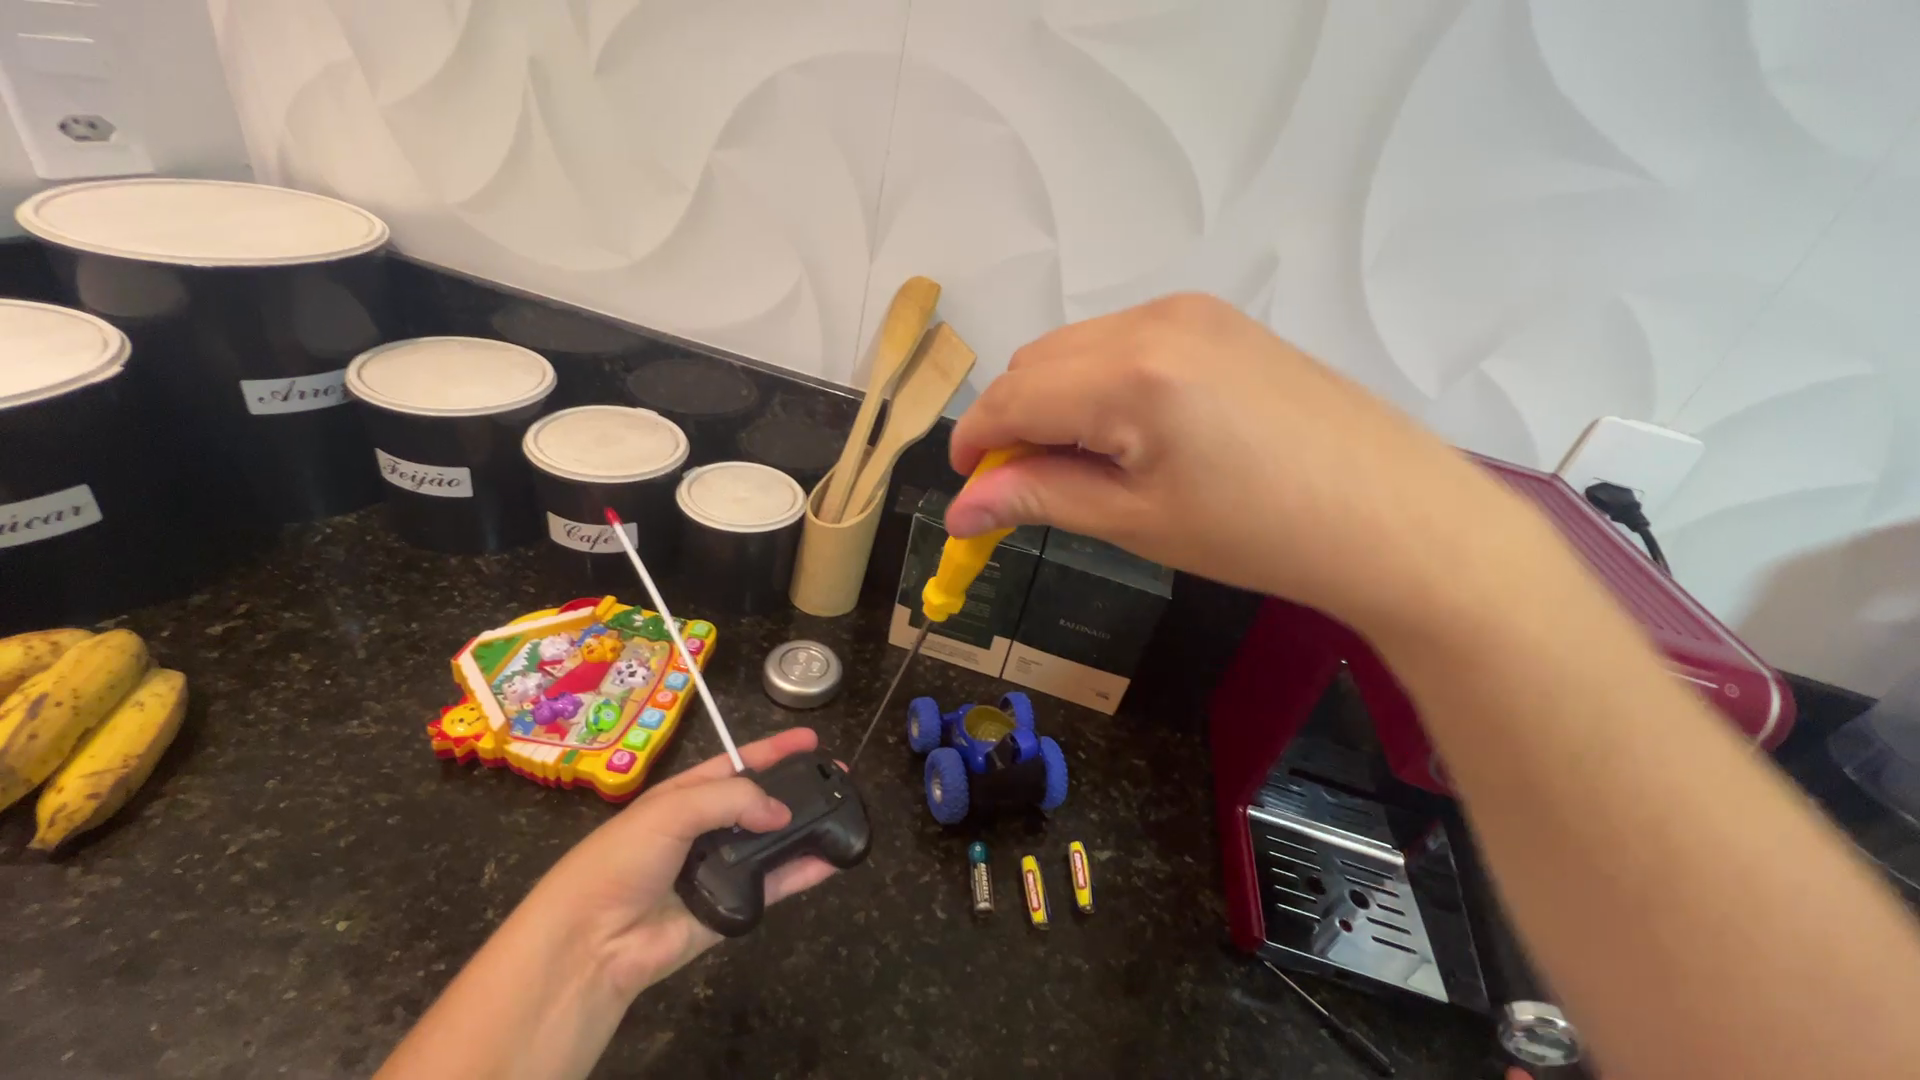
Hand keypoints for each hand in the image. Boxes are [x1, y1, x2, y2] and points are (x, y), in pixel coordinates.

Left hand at [375, 729, 839, 1079]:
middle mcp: (708, 828)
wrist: (593, 941)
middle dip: (799, 788)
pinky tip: (834, 858)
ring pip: (775, 842)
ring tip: (847, 812)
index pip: (738, 764)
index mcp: (687, 796)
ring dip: (808, 828)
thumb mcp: (671, 809)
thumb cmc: (623, 859)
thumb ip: (732, 800)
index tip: (812, 739)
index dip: (774, 750)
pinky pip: (777, 884)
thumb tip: (782, 812)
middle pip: (763, 802)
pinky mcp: (734, 905)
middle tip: (840, 778)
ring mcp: (722, 867)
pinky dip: (806, 871)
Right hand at [946, 293, 1524, 634]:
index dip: (973, 443)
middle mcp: (1152, 320)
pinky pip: (1123, 342)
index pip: (1012, 398)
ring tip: (1083, 466)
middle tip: (1027, 489)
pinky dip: (1099, 383)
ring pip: (1077, 348)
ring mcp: (1192, 312)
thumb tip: (960, 508)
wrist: (1394, 518)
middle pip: (1037, 363)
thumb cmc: (1259, 534)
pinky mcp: (1219, 320)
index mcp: (1129, 374)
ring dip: (1055, 401)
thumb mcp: (1135, 522)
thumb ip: (1037, 499)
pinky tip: (1130, 432)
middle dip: (1013, 423)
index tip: (965, 490)